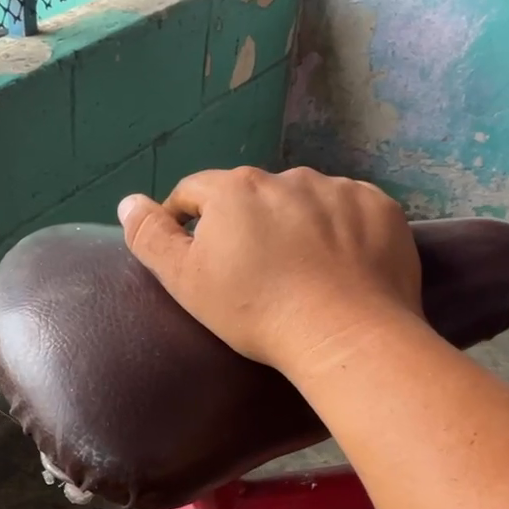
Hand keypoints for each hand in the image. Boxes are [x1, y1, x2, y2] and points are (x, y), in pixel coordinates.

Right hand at [117, 166, 420, 369]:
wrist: (343, 332)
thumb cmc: (253, 309)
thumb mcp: (184, 281)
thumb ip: (150, 237)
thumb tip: (128, 201)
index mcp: (234, 189)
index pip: (194, 191)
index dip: (185, 219)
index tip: (192, 253)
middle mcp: (286, 176)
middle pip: (250, 195)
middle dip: (244, 223)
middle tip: (249, 271)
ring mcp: (338, 188)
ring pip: (301, 201)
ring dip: (292, 224)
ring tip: (298, 271)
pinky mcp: (380, 208)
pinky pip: (348, 212)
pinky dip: (339, 231)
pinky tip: (338, 267)